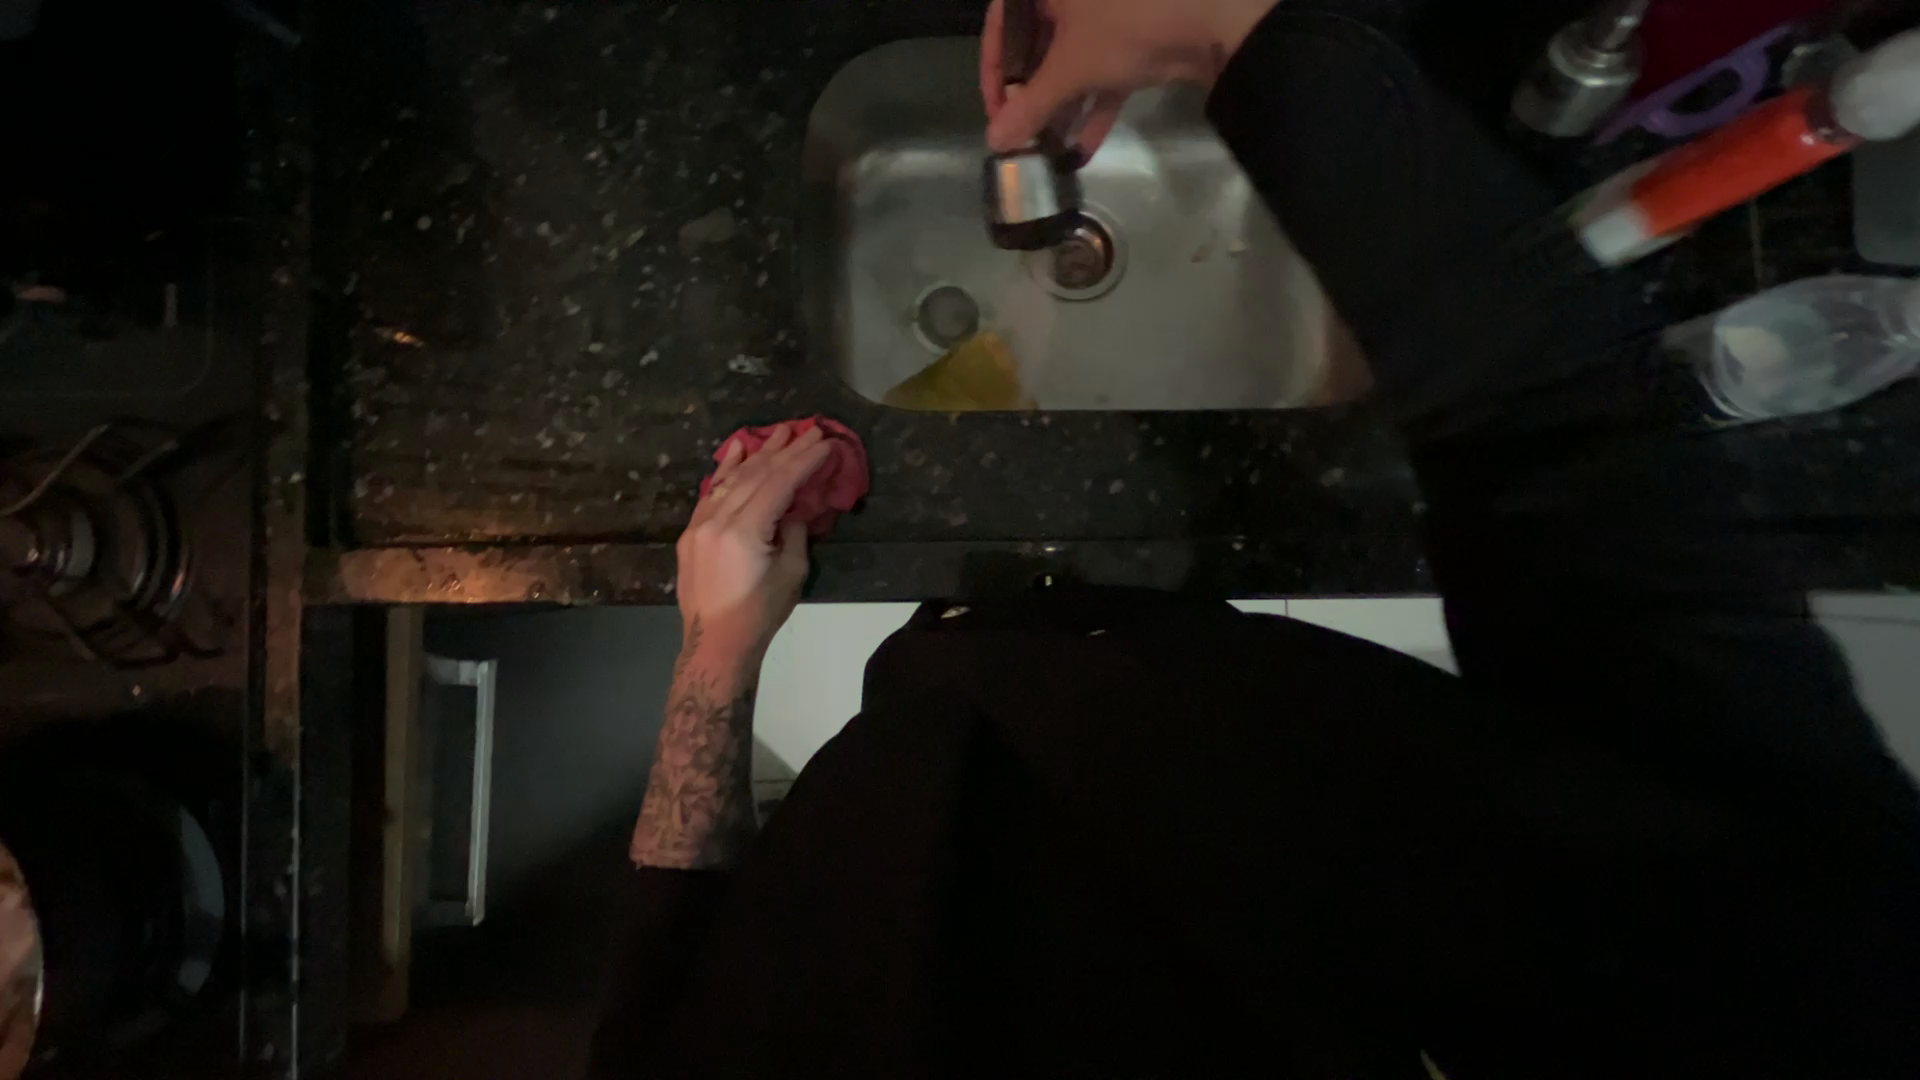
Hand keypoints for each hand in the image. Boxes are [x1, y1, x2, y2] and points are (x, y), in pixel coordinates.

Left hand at [676, 424, 833, 661]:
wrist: (716, 641)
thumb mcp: (791, 573)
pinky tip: (737, 448)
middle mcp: (717, 520)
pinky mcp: (691, 531)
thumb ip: (792, 533)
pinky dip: (726, 468)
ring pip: (733, 478)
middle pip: (756, 474)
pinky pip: (711, 491)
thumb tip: (791, 508)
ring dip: (759, 453)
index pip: (778, 483)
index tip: (824, 443)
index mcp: (744, 531)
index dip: (803, 461)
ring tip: (781, 432)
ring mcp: (700, 524)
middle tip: (809, 428)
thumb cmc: (761, 613)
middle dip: (786, 450)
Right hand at [981, 0, 1282, 157]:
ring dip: (1061, 109)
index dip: (993, 72)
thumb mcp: (1070, 68)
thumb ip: (1029, 107)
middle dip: (1031, 97)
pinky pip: (1105, 72)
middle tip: (1023, 138)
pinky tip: (1082, 151)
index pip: (1003, 23)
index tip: (996, 114)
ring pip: (1073, 61)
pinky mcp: (1138, 33)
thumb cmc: (1128, 23)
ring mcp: (1109, 10)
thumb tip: (995, 141)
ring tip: (1048, 152)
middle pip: (1039, 45)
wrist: (1216, 14)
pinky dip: (1094, 107)